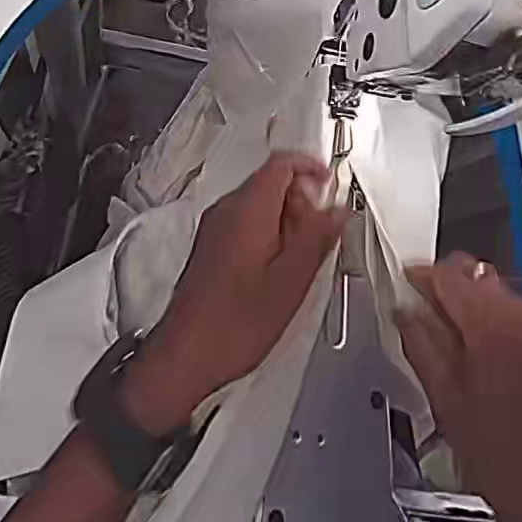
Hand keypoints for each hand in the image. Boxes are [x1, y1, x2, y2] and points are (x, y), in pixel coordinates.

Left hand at [120, 152, 343, 435]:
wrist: (184, 358)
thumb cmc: (232, 325)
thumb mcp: (290, 281)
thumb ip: (317, 237)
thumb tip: (337, 211)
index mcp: (248, 210)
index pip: (282, 163)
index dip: (311, 167)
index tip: (329, 184)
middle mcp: (227, 210)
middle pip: (272, 180)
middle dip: (302, 199)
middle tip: (318, 230)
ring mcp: (215, 227)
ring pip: (260, 201)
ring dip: (287, 217)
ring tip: (298, 257)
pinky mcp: (211, 245)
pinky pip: (246, 220)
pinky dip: (269, 231)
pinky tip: (278, 268)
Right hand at [397, 254, 521, 521]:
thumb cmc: (506, 462)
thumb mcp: (445, 399)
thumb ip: (420, 342)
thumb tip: (406, 313)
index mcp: (493, 325)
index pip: (450, 273)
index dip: (421, 275)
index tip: (407, 281)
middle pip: (476, 274)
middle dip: (447, 284)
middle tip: (422, 306)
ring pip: (497, 290)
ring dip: (471, 301)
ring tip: (450, 335)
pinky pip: (518, 311)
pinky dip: (495, 318)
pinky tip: (480, 350)